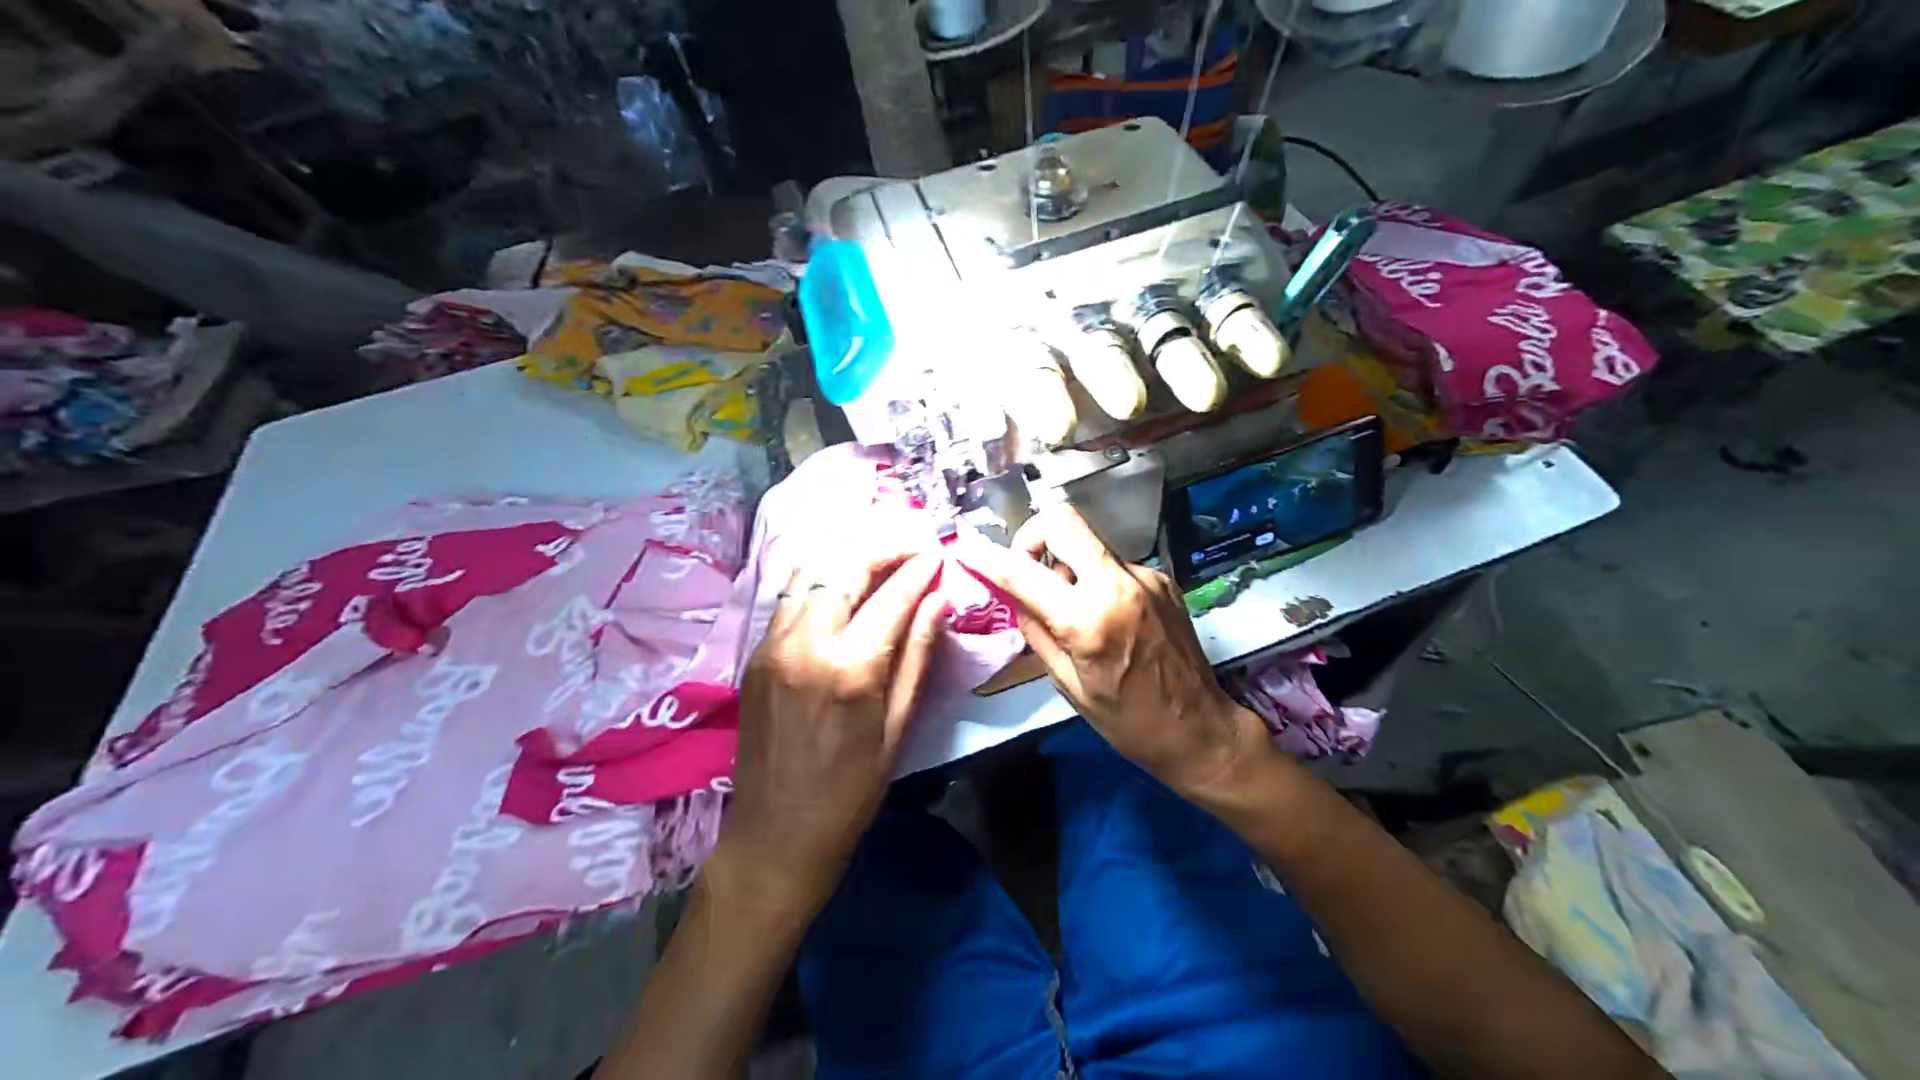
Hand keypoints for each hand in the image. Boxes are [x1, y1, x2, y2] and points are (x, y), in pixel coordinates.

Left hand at [707, 545, 946, 923]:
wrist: (775, 835)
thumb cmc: (850, 791)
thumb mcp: (897, 727)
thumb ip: (918, 655)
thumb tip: (939, 600)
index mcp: (849, 668)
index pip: (892, 596)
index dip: (920, 569)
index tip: (938, 553)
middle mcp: (805, 642)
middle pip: (845, 567)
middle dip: (884, 545)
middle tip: (913, 541)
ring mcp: (771, 643)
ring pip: (810, 572)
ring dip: (849, 554)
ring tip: (882, 550)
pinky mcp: (754, 652)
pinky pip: (789, 596)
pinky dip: (820, 577)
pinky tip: (842, 577)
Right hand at [957, 508, 1270, 797]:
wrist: (1201, 729)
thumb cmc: (1128, 722)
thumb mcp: (1067, 684)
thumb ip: (1036, 630)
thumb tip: (1011, 594)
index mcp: (1088, 619)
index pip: (1023, 573)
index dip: (988, 560)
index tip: (968, 552)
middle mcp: (1118, 584)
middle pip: (1063, 521)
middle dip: (1032, 536)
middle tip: (1025, 567)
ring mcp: (1145, 576)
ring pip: (1088, 544)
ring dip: (1066, 564)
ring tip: (1070, 607)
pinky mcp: (1161, 578)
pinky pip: (1112, 564)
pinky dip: (1095, 579)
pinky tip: (1104, 615)